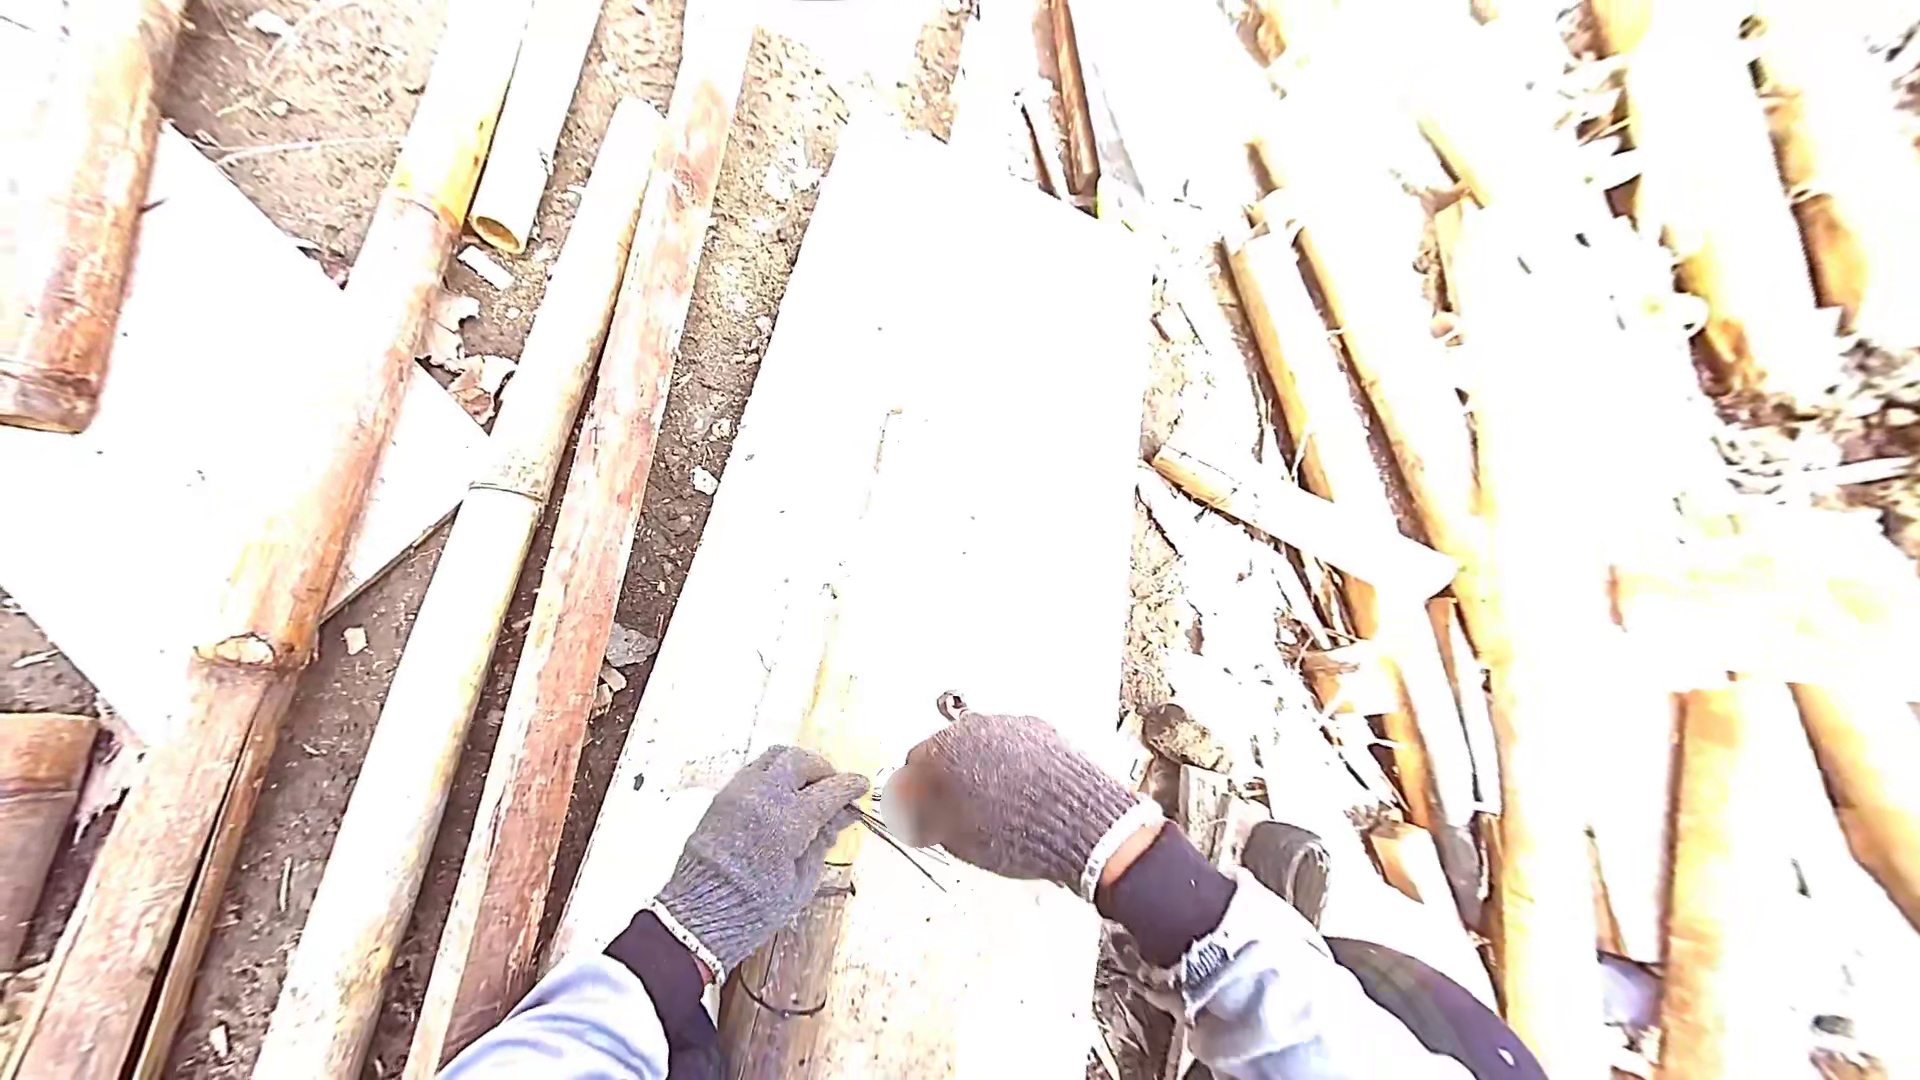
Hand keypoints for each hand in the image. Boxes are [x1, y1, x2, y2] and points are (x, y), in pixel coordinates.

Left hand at [653, 746, 868, 977]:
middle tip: (832, 787)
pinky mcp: (724, 796)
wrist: (696, 920)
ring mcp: (742, 791)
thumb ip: (822, 842)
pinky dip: (775, 772)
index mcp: (790, 820)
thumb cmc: (754, 910)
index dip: (851, 786)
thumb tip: (841, 816)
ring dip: (797, 765)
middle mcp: (766, 795)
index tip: (862, 786)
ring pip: (777, 756)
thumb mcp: (801, 882)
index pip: (831, 790)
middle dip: (823, 769)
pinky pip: (756, 769)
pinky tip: (780, 794)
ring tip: (805, 785)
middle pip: (803, 761)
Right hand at [898, 693, 1161, 899]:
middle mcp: (971, 728)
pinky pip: (1012, 740)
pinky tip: (1023, 786)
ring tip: (997, 798)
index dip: (916, 789)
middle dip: (950, 771)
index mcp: (943, 752)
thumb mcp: (956, 837)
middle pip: (948, 746)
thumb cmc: (1014, 834)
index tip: (923, 805)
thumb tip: (914, 805)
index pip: (914, 763)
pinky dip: (1011, 757)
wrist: (1077, 823)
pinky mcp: (1036, 727)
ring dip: (981, 762)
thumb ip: (926, 814)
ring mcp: (1006, 724)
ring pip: (981, 741)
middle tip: (960, 803)